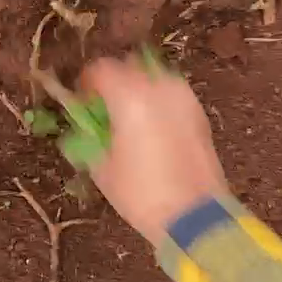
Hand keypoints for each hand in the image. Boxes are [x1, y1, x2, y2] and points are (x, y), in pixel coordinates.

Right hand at [80, 57, 227, 245]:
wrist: (194, 214)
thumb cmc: (142, 195)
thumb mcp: (103, 170)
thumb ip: (91, 141)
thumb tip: (86, 131)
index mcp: (129, 96)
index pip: (101, 69)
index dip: (87, 84)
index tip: (82, 103)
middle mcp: (159, 87)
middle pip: (130, 67)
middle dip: (115, 83)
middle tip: (106, 110)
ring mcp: (184, 98)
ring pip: (155, 79)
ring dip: (140, 92)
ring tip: (131, 121)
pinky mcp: (199, 114)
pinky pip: (173, 96)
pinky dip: (159, 105)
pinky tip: (153, 131)